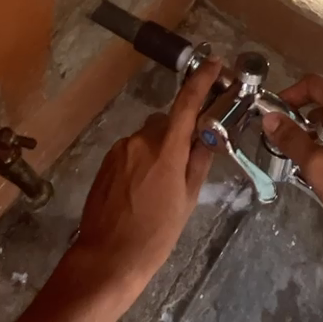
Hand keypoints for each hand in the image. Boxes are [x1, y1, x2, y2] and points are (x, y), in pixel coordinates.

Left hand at [62, 59, 222, 297]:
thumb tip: (210, 132)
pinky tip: (141, 190)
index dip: (202, 80)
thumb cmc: (155, 234)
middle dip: (178, 136)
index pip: (187, 104)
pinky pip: (132, 150)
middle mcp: (141, 140)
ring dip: (158, 151)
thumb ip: (198, 161)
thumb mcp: (187, 200)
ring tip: (160, 188)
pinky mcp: (107, 160)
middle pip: (167, 123)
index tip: (216, 63)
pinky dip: (142, 161)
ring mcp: (120, 148)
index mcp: (165, 149)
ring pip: (149, 137)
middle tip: (185, 166)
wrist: (107, 257)